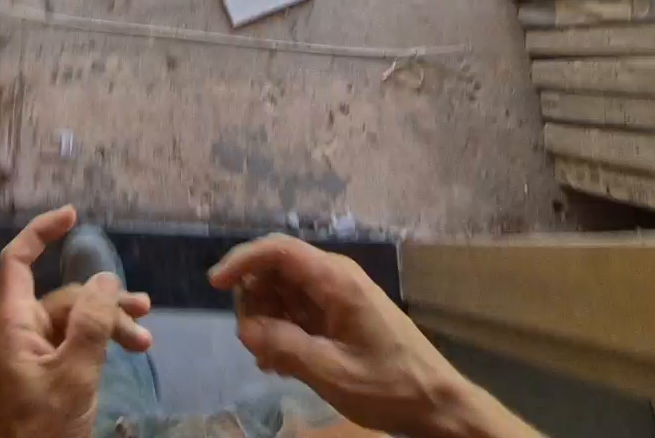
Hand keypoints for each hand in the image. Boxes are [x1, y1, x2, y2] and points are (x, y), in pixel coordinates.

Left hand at [0, 207, 153, 437]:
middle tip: (144, 309)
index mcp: (11, 324)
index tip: (72, 215)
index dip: (40, 232)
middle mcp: (19, 331)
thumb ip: (90, 323)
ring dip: (110, 324)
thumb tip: (105, 278)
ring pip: (75, 320)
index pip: (16, 261)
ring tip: (145, 339)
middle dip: (103, 301)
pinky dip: (102, 342)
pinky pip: (76, 342)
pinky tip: (134, 348)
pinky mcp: (46, 372)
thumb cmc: (45, 431)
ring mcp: (32, 353)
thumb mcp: (74, 375)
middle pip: (62, 295)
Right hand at [209, 235, 542, 437]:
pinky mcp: (338, 314)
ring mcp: (336, 294)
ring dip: (266, 317)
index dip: (242, 260)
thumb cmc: (390, 385)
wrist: (439, 405)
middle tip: (250, 340)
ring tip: (267, 358)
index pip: (277, 249)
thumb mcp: (333, 372)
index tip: (214, 284)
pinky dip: (281, 328)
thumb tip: (244, 329)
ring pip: (283, 289)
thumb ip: (285, 347)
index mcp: (334, 279)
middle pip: (276, 268)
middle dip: (253, 298)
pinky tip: (277, 361)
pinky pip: (297, 309)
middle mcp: (333, 277)